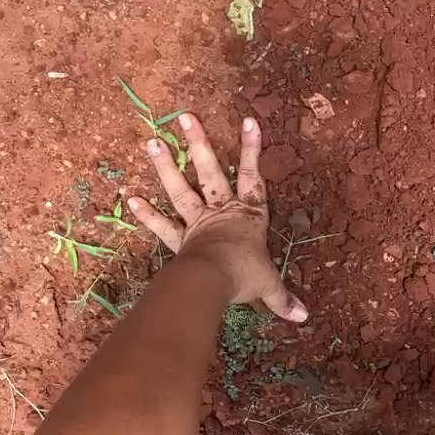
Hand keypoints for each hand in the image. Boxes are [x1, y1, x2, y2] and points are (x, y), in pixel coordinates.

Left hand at [128, 113, 308, 322]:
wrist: (212, 282)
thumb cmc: (244, 275)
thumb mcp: (269, 285)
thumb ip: (283, 298)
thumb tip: (304, 318)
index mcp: (248, 215)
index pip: (252, 176)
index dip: (251, 149)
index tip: (248, 120)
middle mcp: (221, 211)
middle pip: (209, 172)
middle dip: (199, 143)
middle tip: (184, 117)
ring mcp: (197, 223)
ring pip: (181, 189)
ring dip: (166, 166)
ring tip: (151, 141)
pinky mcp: (179, 240)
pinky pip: (161, 225)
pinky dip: (146, 214)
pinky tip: (130, 199)